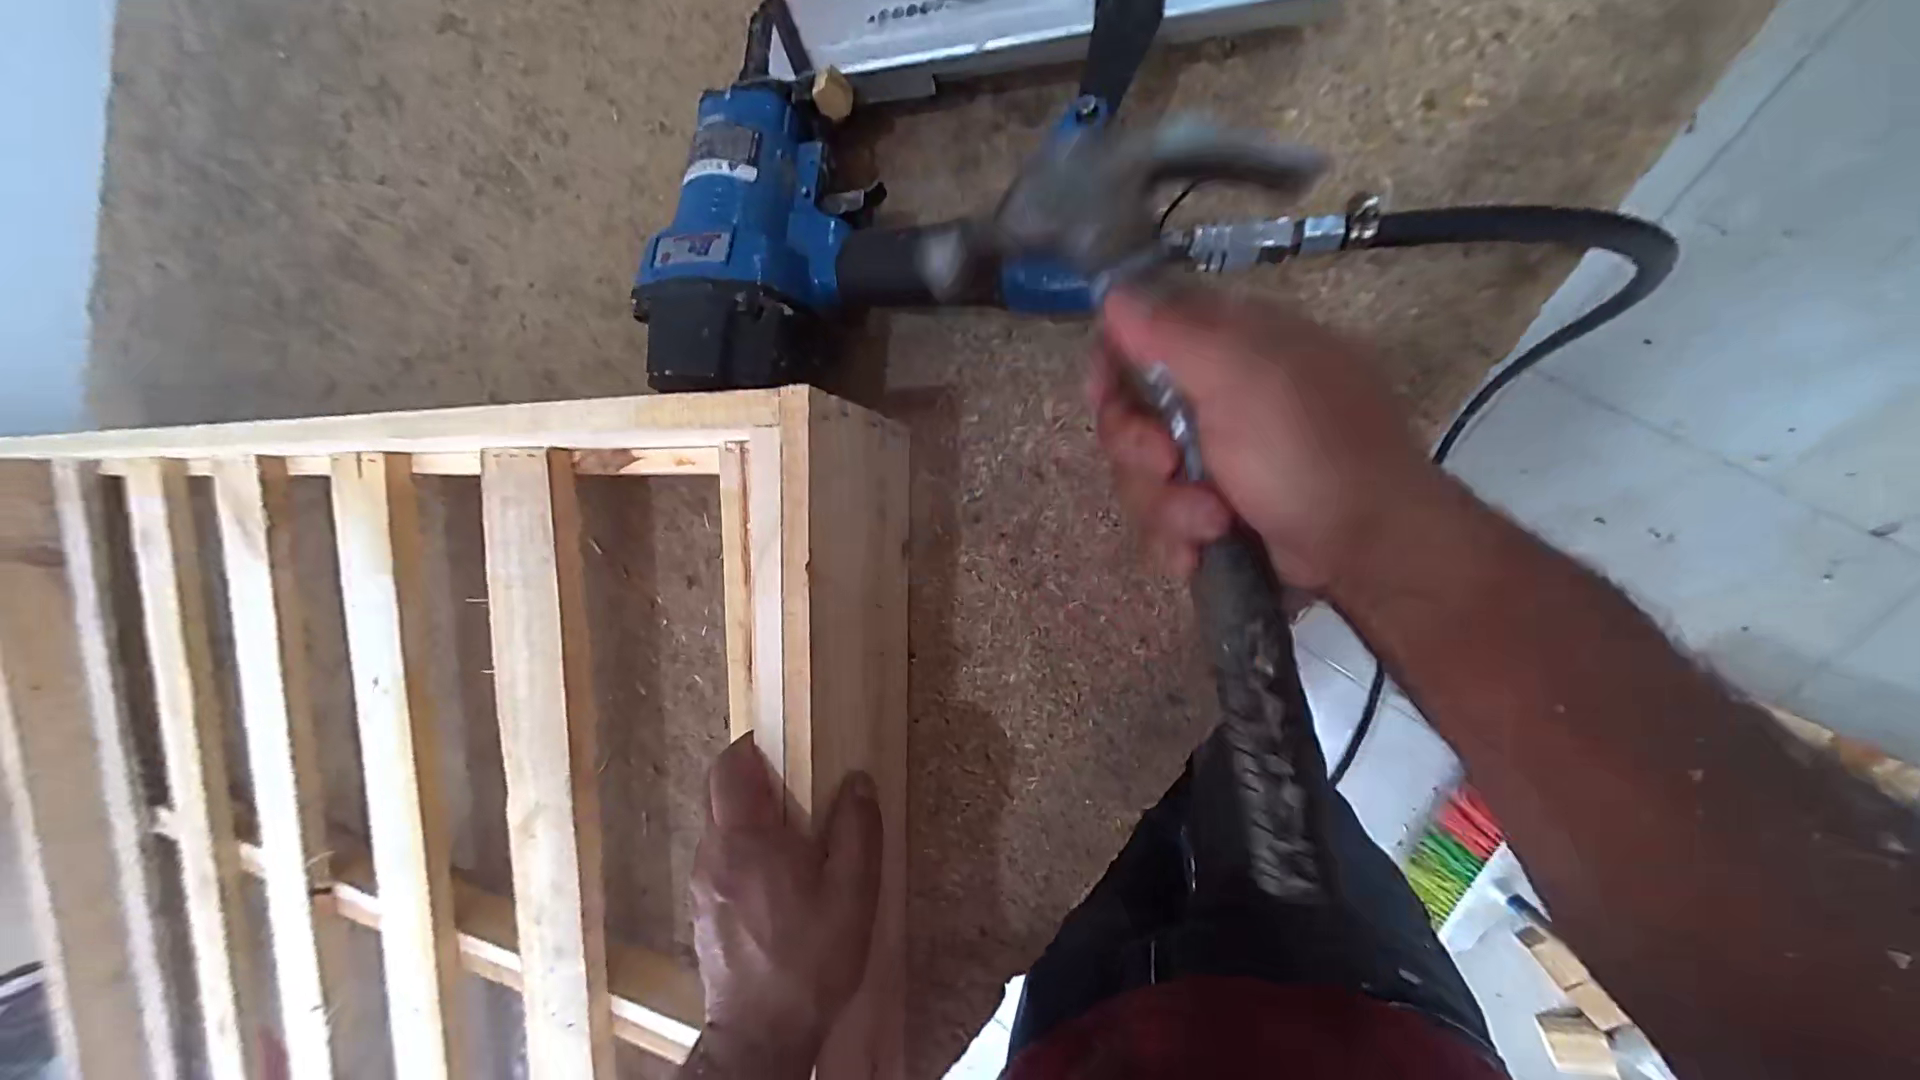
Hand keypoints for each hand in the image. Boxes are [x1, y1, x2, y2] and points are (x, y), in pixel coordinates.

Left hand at [688, 736, 882, 1066]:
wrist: (760, 1039)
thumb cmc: (810, 958)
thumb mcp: (853, 890)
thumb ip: (857, 828)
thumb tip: (858, 782)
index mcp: (744, 839)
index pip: (729, 767)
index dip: (752, 746)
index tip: (784, 743)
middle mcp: (713, 855)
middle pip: (723, 794)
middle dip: (758, 781)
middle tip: (802, 789)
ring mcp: (702, 885)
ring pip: (722, 827)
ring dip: (753, 817)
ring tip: (796, 835)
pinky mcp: (703, 911)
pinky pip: (721, 858)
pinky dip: (745, 849)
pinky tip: (778, 878)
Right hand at [1089, 287, 1439, 587]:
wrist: (1366, 550)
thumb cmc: (1310, 453)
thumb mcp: (1245, 377)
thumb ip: (1175, 333)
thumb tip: (1117, 293)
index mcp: (1228, 349)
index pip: (1140, 340)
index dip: (1113, 370)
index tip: (1109, 398)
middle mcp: (1215, 399)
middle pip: (1128, 418)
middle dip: (1139, 453)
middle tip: (1170, 466)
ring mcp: (1213, 460)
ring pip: (1140, 478)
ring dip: (1166, 507)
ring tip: (1212, 523)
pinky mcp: (1212, 510)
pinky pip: (1160, 521)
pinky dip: (1177, 539)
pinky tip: (1203, 550)